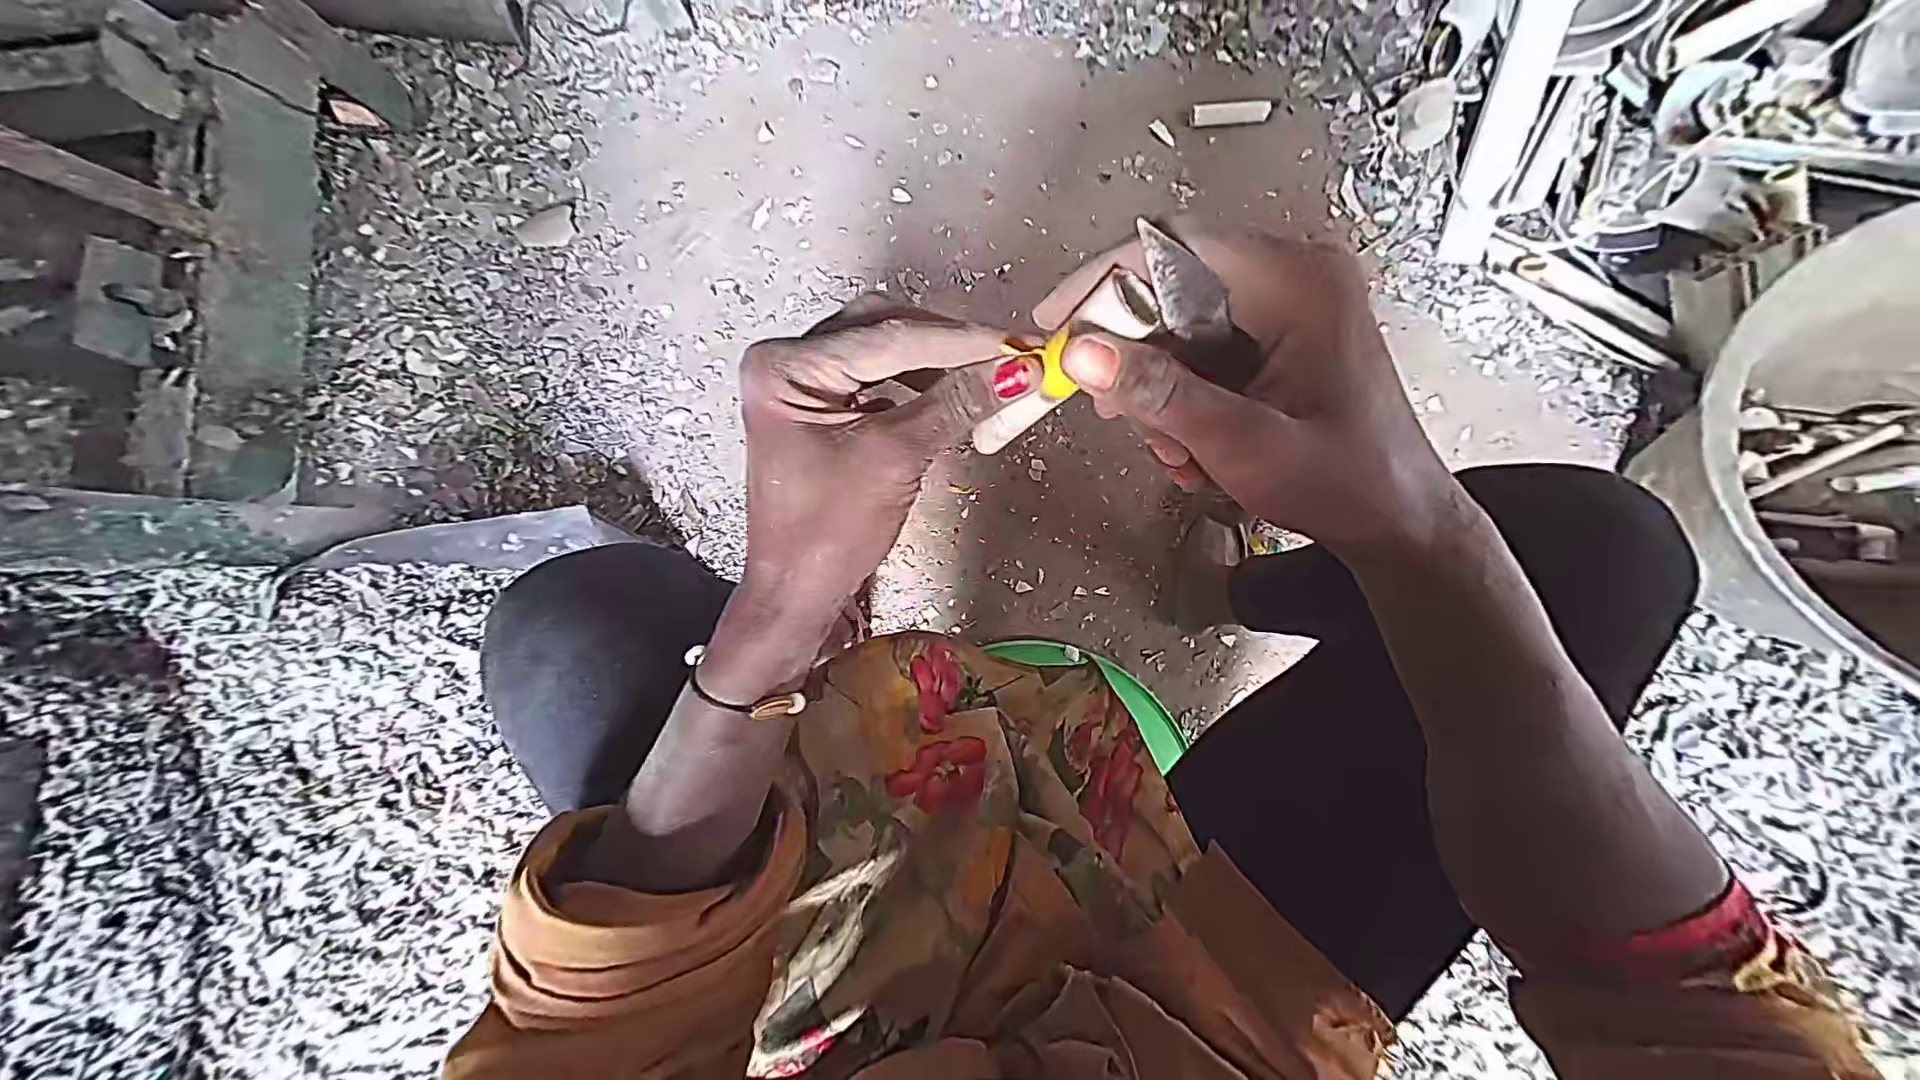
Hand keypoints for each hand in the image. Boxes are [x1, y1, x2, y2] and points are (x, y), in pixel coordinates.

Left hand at [718, 297, 1026, 678]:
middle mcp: (788, 362)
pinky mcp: (824, 408)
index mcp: (785, 366)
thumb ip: (955, 404)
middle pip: (883, 328)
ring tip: (988, 374)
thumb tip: (1017, 369)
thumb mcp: (894, 458)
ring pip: (885, 350)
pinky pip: (880, 379)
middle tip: (1009, 354)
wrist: (799, 591)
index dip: (962, 342)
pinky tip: (953, 393)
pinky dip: (921, 383)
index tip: (1021, 344)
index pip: (888, 336)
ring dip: (938, 361)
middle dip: (948, 343)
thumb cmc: (827, 534)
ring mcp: (804, 385)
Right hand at [1036, 221, 1456, 554]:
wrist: (1390, 518)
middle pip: (1167, 291)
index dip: (1102, 281)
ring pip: (1172, 330)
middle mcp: (1288, 281)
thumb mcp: (1240, 441)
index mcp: (1296, 283)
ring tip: (1173, 447)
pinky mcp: (1267, 342)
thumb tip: (1082, 352)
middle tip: (1116, 409)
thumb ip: (1160, 395)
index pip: (1173, 249)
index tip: (1056, 322)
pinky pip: (1193, 355)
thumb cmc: (1340, 480)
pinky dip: (1175, 401)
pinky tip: (1189, 445)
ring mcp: (1278, 311)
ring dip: (1153, 391)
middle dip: (1131, 357)